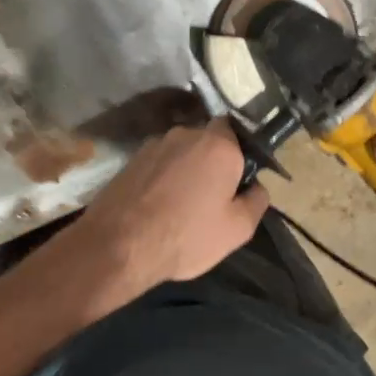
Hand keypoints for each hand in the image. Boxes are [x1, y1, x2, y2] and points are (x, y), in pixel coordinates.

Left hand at [68, 118, 269, 291]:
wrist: (118, 245)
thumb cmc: (187, 235)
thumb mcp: (238, 229)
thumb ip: (256, 201)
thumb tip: (256, 187)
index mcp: (219, 145)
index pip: (236, 130)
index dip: (239, 154)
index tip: (238, 180)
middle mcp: (186, 134)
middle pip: (206, 141)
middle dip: (211, 162)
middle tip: (211, 196)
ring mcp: (154, 145)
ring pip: (180, 153)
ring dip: (184, 171)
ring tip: (180, 205)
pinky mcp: (130, 160)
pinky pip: (157, 165)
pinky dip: (161, 179)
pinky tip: (157, 206)